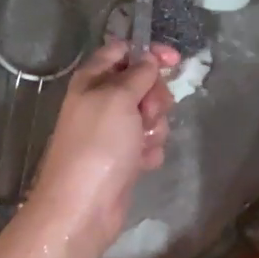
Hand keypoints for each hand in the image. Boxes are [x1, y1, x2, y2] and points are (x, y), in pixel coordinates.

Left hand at [25, 38, 178, 251]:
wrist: (83, 207)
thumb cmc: (98, 144)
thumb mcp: (118, 98)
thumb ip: (138, 74)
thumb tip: (148, 58)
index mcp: (92, 79)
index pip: (123, 50)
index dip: (149, 52)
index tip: (175, 61)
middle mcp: (101, 100)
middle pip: (141, 82)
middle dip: (154, 96)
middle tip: (149, 112)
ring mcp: (112, 130)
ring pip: (149, 114)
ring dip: (154, 127)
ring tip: (142, 144)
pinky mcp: (123, 156)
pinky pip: (148, 142)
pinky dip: (149, 150)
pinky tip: (143, 163)